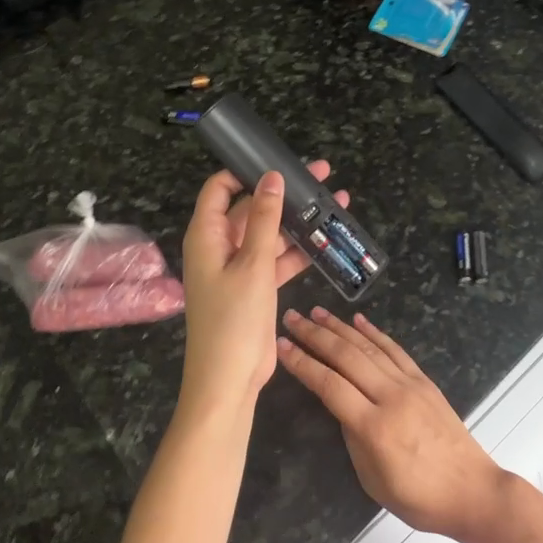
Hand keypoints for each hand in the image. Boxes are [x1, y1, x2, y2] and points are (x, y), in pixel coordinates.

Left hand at [180, 165, 350, 401]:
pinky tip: (327, 237)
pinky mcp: (255, 287)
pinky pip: (277, 258)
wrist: (228, 382)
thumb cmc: (232, 319)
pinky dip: (299, 249)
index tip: (278, 160)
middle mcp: (219, 246)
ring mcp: (238, 267)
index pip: (219, 188)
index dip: (245, 171)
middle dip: (285, 192)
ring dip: (298, 220)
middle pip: (251, 207)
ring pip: (269, 232)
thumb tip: (271, 178)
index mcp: (207, 235)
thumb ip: (263, 219)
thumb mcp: (252, 264)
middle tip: (321, 174)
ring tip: (335, 201)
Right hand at [277, 309, 512, 540]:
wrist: (471, 490)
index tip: (282, 345)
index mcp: (374, 427)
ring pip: (369, 347)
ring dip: (340, 327)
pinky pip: (394, 350)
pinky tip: (359, 320)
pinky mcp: (424, 381)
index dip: (303, 364)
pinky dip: (374, 333)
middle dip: (316, 335)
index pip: (329, 385)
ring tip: (317, 312)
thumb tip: (341, 406)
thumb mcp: (373, 479)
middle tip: (292, 316)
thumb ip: (353, 437)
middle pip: (347, 357)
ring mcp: (410, 384)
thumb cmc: (418, 496)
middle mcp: (391, 396)